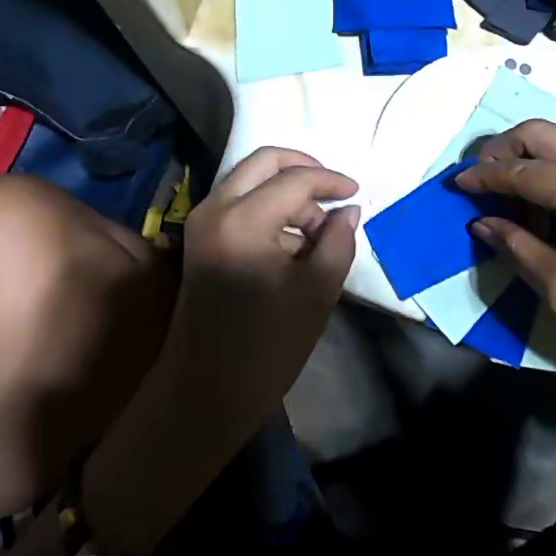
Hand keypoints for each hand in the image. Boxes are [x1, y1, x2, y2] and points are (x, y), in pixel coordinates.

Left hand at [162, 147, 357, 428]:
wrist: (202, 395)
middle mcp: (214, 209)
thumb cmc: (266, 347)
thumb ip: (338, 240)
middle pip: (264, 160)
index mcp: (243, 221)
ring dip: (286, 190)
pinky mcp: (198, 238)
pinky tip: (292, 241)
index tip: (357, 194)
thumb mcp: (317, 292)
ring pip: (250, 178)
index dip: (332, 181)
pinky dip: (268, 205)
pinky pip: (238, 200)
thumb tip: (348, 210)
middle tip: (334, 192)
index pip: (296, 180)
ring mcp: (201, 222)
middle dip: (304, 169)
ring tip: (316, 229)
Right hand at [455, 120, 555, 422]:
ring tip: (512, 214)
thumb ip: (519, 247)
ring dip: (536, 169)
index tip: (453, 184)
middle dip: (507, 152)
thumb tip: (482, 222)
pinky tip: (549, 219)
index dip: (486, 176)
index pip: (529, 168)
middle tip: (479, 183)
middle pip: (550, 136)